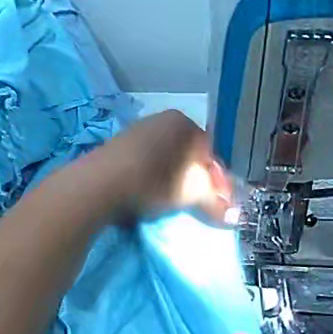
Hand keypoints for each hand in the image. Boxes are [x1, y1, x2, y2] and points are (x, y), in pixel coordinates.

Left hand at [75, 110, 231, 223]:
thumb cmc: (153, 181)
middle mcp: (161, 119)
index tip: (221, 203)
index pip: (212, 151)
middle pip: (189, 153)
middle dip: (197, 179)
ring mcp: (137, 130)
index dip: (219, 180)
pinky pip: (147, 162)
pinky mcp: (118, 146)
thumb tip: (232, 214)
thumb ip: (215, 200)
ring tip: (173, 203)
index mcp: (184, 122)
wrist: (99, 184)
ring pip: (168, 158)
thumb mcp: (191, 193)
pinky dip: (154, 177)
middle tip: (200, 204)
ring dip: (175, 179)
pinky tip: (149, 195)